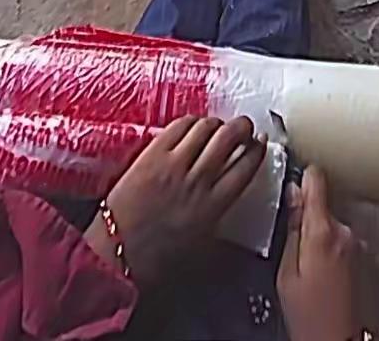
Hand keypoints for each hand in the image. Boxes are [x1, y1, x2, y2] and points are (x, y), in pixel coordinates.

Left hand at [87, 116, 267, 287]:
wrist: (117, 250)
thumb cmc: (157, 257)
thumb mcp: (202, 243)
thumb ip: (219, 215)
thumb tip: (230, 191)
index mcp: (213, 208)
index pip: (245, 169)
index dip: (257, 150)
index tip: (260, 142)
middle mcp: (197, 181)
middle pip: (229, 139)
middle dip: (242, 127)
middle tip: (243, 126)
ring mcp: (174, 163)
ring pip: (205, 128)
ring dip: (216, 123)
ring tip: (217, 126)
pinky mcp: (153, 152)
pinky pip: (179, 126)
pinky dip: (191, 121)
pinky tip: (192, 125)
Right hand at [278, 167, 366, 340]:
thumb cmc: (313, 322)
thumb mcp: (287, 274)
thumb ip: (292, 227)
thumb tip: (293, 193)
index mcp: (322, 229)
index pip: (316, 177)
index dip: (304, 178)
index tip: (298, 184)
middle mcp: (349, 231)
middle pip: (330, 203)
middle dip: (317, 216)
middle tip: (306, 245)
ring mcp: (368, 246)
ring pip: (344, 223)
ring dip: (335, 235)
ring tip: (325, 267)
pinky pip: (359, 242)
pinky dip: (350, 250)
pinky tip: (342, 275)